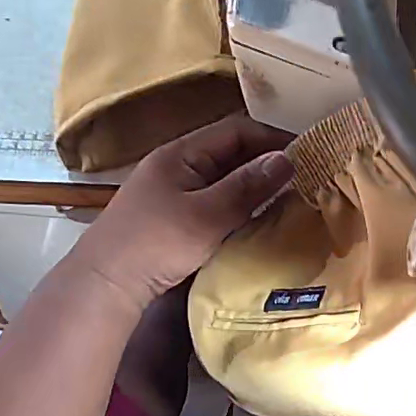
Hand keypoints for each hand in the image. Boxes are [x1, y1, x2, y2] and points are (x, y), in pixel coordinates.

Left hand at [64, 114, 293, 312]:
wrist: (108, 284)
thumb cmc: (156, 243)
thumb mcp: (207, 214)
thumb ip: (247, 186)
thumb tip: (288, 158)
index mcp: (182, 154)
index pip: (236, 130)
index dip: (273, 137)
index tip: (308, 154)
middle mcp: (180, 166)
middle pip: (232, 153)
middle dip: (269, 161)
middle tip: (307, 178)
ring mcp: (178, 193)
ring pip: (228, 179)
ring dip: (258, 186)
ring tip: (293, 198)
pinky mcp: (179, 218)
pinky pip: (220, 201)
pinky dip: (244, 206)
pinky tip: (263, 220)